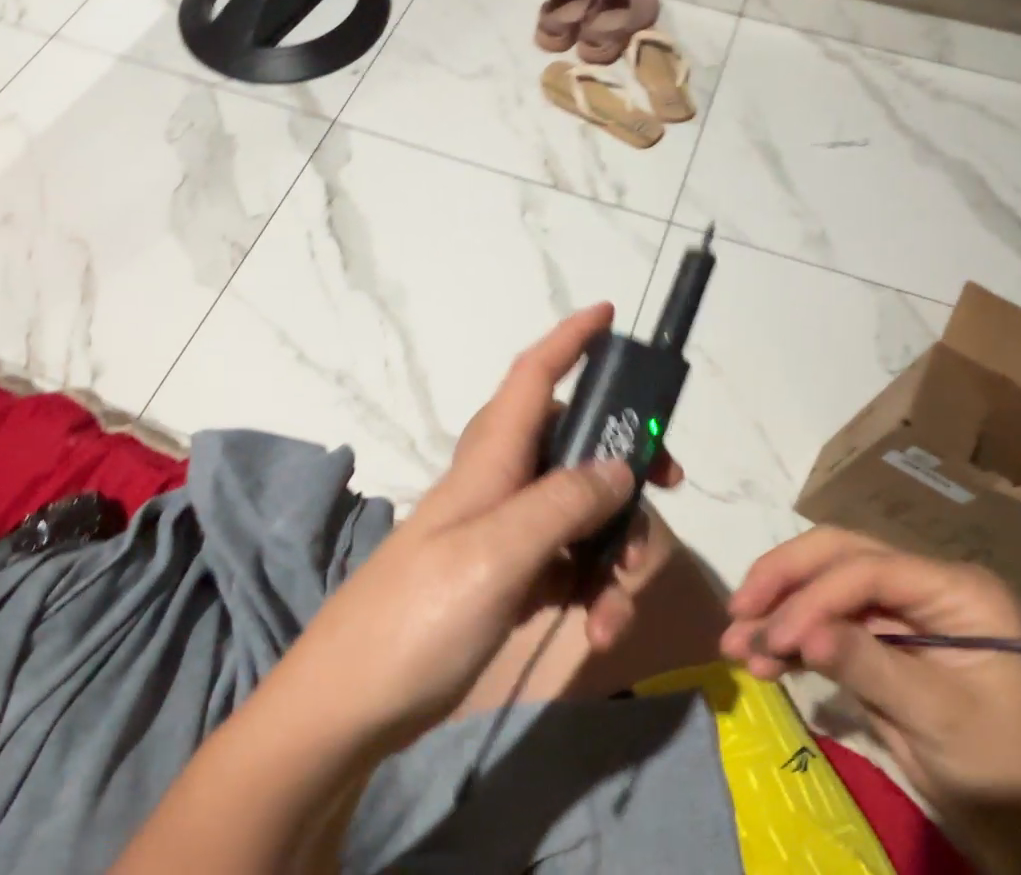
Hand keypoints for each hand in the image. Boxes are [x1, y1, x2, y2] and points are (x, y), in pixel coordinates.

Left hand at [272, 303, 680, 747]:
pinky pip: (566, 568)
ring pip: (579, 516)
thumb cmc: (417, 620)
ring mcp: (501, 539)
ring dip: (613, 553)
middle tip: (668, 492)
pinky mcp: (504, 583)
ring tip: (614, 612)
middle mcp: (496, 489)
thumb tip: (617, 467)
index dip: (568, 341)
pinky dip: (590, 592)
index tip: (607, 314)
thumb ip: (560, 506)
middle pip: (572, 448)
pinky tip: (597, 631)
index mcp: (488, 464)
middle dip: (625, 467)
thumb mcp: (495, 556)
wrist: (352, 705)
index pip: (531, 379)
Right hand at [720, 529, 1020, 806]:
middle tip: (738, 612)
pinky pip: (823, 629)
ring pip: (821, 590)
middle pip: (837, 559)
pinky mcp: (877, 647)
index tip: (773, 638)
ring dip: (777, 614)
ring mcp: (899, 616)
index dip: (814, 597)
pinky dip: (789, 643)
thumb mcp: (939, 717)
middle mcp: (923, 589)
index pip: (868, 570)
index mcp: (955, 591)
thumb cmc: (1005, 769)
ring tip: (735, 647)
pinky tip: (759, 662)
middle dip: (783, 582)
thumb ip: (868, 666)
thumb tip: (800, 634)